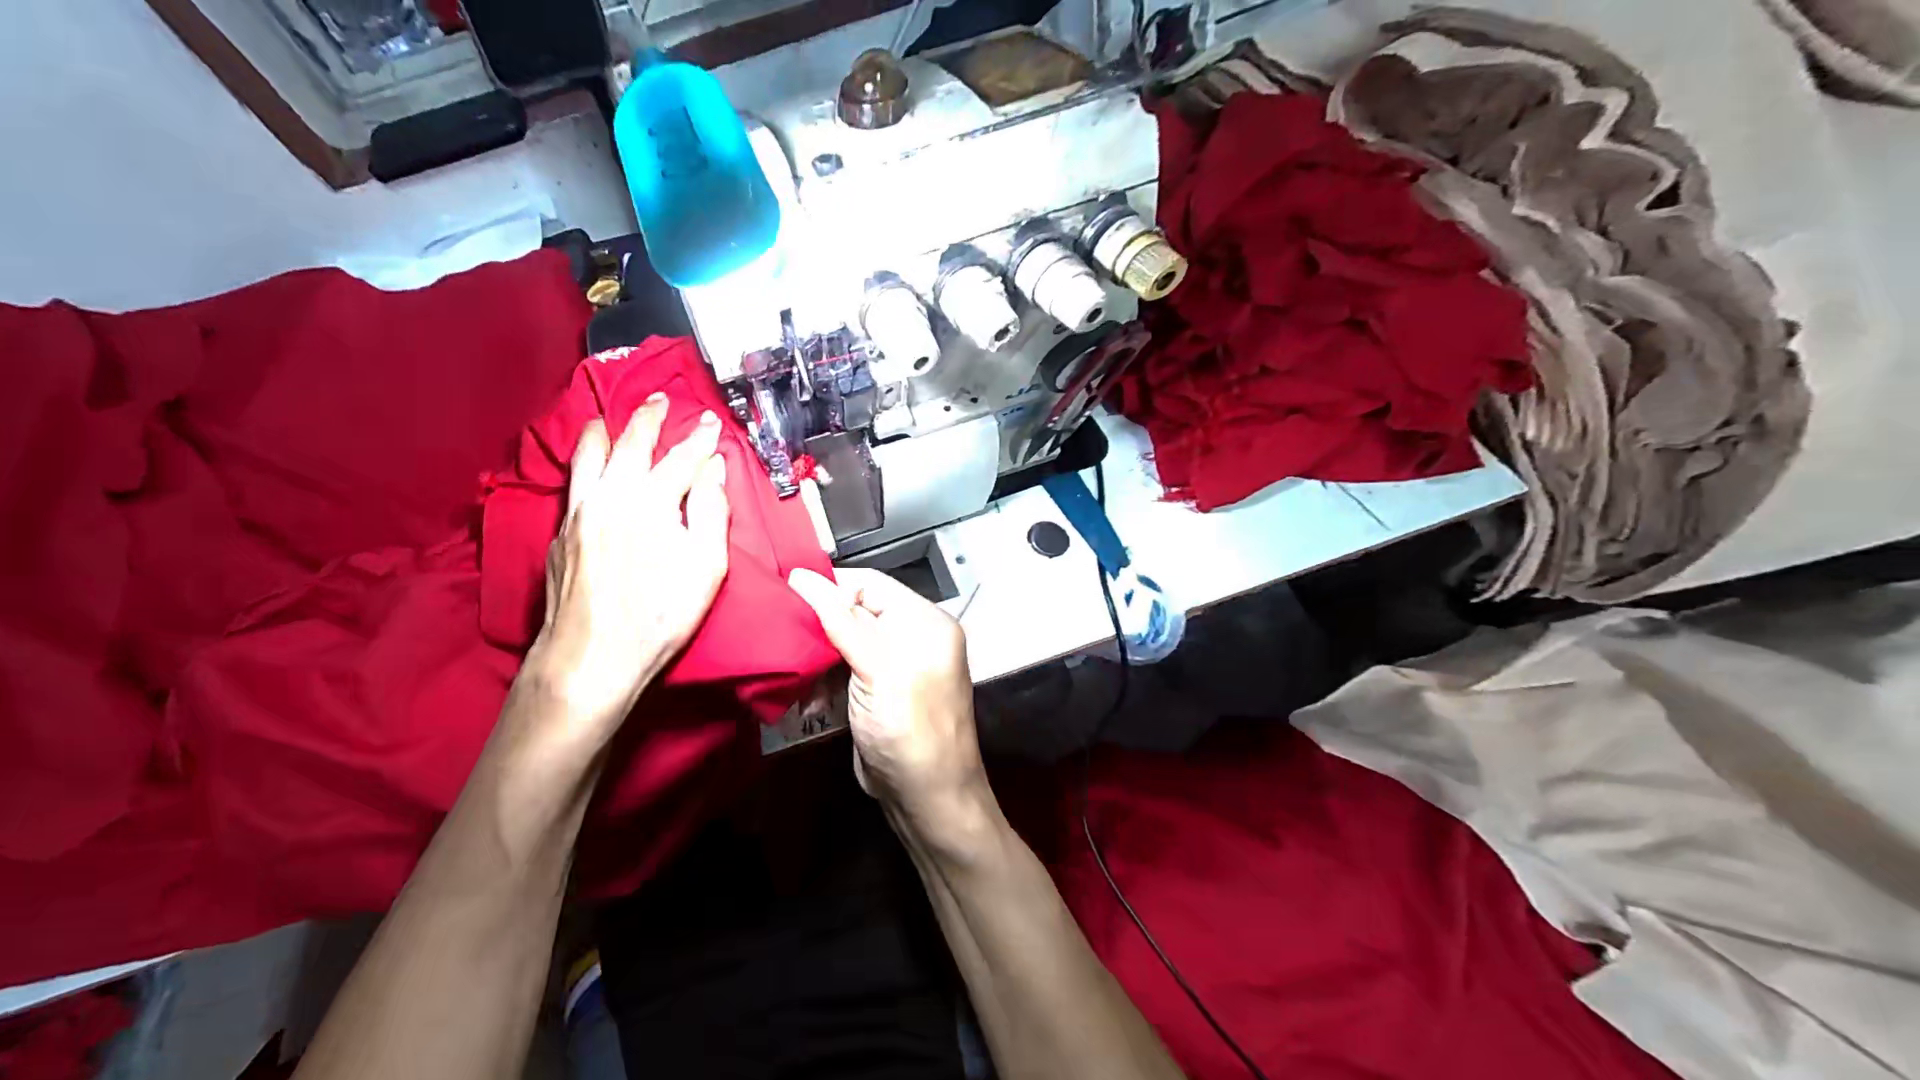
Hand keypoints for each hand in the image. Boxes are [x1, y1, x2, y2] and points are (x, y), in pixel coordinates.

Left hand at [528, 396, 729, 737]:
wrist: (592, 656)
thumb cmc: (660, 615)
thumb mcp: (706, 566)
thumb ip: (711, 511)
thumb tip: (712, 470)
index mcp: (651, 501)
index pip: (681, 458)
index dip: (699, 439)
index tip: (710, 423)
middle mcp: (610, 496)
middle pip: (631, 444)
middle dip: (648, 419)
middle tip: (658, 400)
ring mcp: (579, 513)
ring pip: (588, 458)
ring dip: (603, 432)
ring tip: (606, 419)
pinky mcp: (559, 535)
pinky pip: (573, 484)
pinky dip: (583, 465)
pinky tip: (586, 470)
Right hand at [787, 568, 993, 851]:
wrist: (928, 800)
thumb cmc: (909, 729)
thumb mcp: (876, 669)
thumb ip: (840, 621)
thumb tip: (802, 575)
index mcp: (925, 621)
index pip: (871, 584)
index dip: (830, 586)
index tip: (785, 595)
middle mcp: (913, 637)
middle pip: (855, 613)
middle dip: (819, 628)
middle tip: (782, 640)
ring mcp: (896, 666)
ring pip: (844, 644)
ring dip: (818, 661)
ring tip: (798, 682)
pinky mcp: (878, 693)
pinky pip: (845, 672)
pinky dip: (825, 684)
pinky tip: (811, 704)